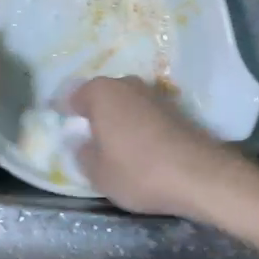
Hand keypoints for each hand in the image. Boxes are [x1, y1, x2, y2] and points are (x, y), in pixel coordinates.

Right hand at [66, 76, 241, 216]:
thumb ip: (81, 154)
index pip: (72, 96)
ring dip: (118, 118)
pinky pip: (144, 113)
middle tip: (87, 137)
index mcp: (101, 92)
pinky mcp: (174, 108)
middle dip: (93, 113)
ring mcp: (153, 93)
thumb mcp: (97, 173)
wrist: (199, 174)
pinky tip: (140, 147)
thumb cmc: (138, 171)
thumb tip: (79, 142)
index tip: (59, 124)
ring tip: (114, 144)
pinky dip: (138, 126)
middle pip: (101, 96)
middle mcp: (126, 84)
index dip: (64, 111)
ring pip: (125, 103)